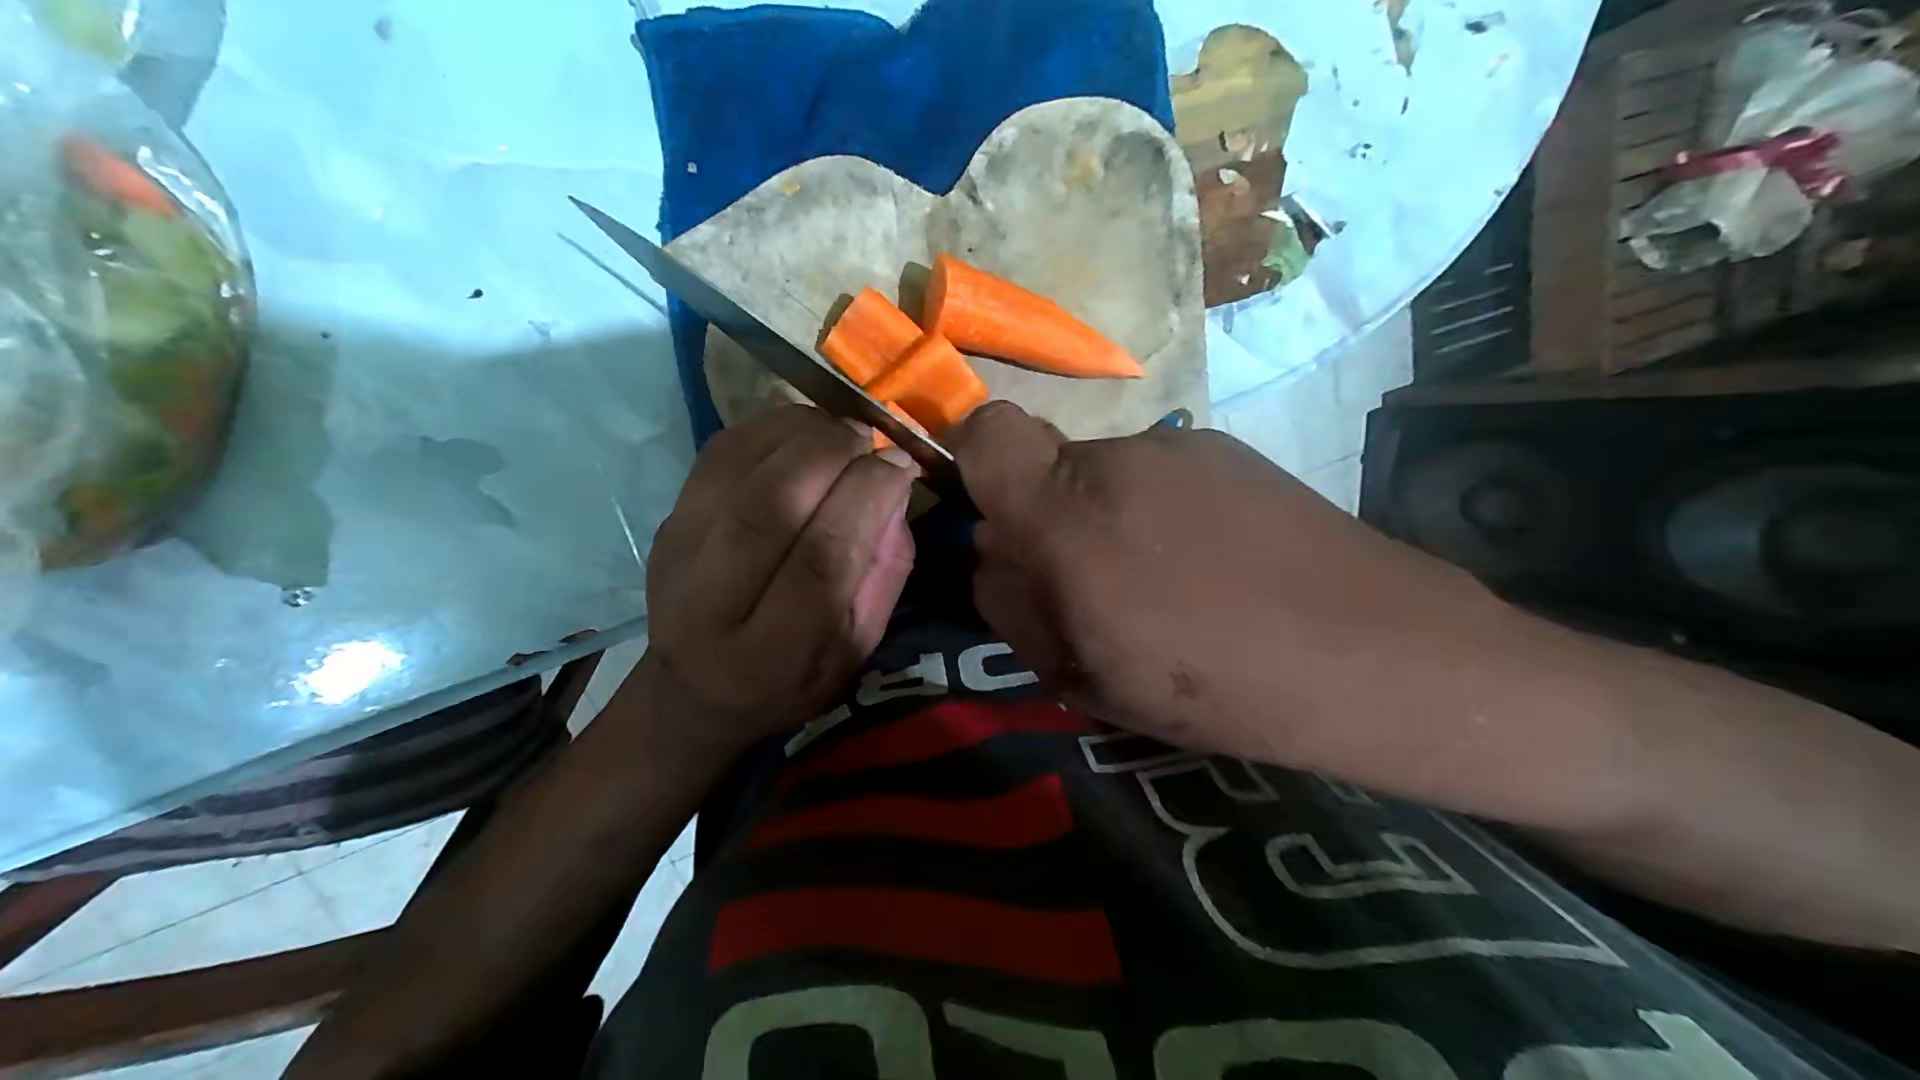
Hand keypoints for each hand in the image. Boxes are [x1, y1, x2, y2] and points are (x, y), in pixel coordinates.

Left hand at [640, 405, 916, 752]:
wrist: (697, 688)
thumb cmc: (792, 679)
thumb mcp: (856, 648)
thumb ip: (885, 573)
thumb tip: (896, 485)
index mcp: (771, 655)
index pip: (823, 558)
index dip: (868, 497)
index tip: (901, 465)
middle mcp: (711, 603)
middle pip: (773, 503)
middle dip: (832, 454)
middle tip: (868, 438)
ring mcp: (677, 553)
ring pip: (739, 466)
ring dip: (800, 432)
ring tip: (840, 431)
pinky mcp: (667, 521)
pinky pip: (719, 453)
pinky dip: (767, 427)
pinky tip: (802, 430)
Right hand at [948, 402, 1523, 782]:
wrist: (1379, 656)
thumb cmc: (1214, 686)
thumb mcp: (1081, 676)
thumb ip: (1013, 604)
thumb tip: (995, 553)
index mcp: (1069, 515)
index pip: (985, 433)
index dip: (972, 465)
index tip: (998, 524)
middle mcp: (1119, 458)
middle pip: (1046, 465)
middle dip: (1047, 517)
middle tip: (1091, 588)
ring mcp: (1182, 446)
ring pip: (1103, 472)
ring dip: (1105, 519)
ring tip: (1163, 586)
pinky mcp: (1232, 450)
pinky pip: (1158, 473)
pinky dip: (1158, 511)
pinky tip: (1211, 565)